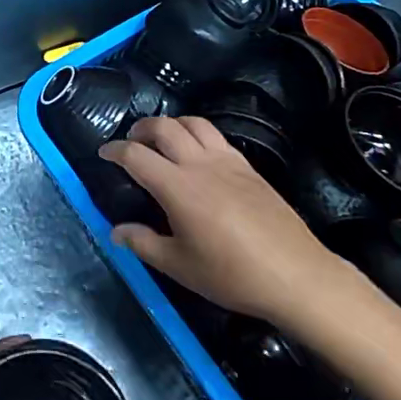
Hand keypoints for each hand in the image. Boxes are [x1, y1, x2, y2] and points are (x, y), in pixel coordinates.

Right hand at [99, 117, 354, 329]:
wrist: (296, 276)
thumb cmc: (232, 275)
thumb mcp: (180, 266)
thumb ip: (143, 243)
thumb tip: (115, 231)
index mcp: (177, 187)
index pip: (135, 155)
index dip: (114, 150)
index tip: (104, 154)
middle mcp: (200, 164)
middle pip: (164, 127)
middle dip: (141, 128)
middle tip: (131, 142)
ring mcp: (228, 162)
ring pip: (194, 123)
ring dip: (172, 124)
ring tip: (163, 140)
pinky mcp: (249, 167)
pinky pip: (217, 137)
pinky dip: (198, 134)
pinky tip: (198, 154)